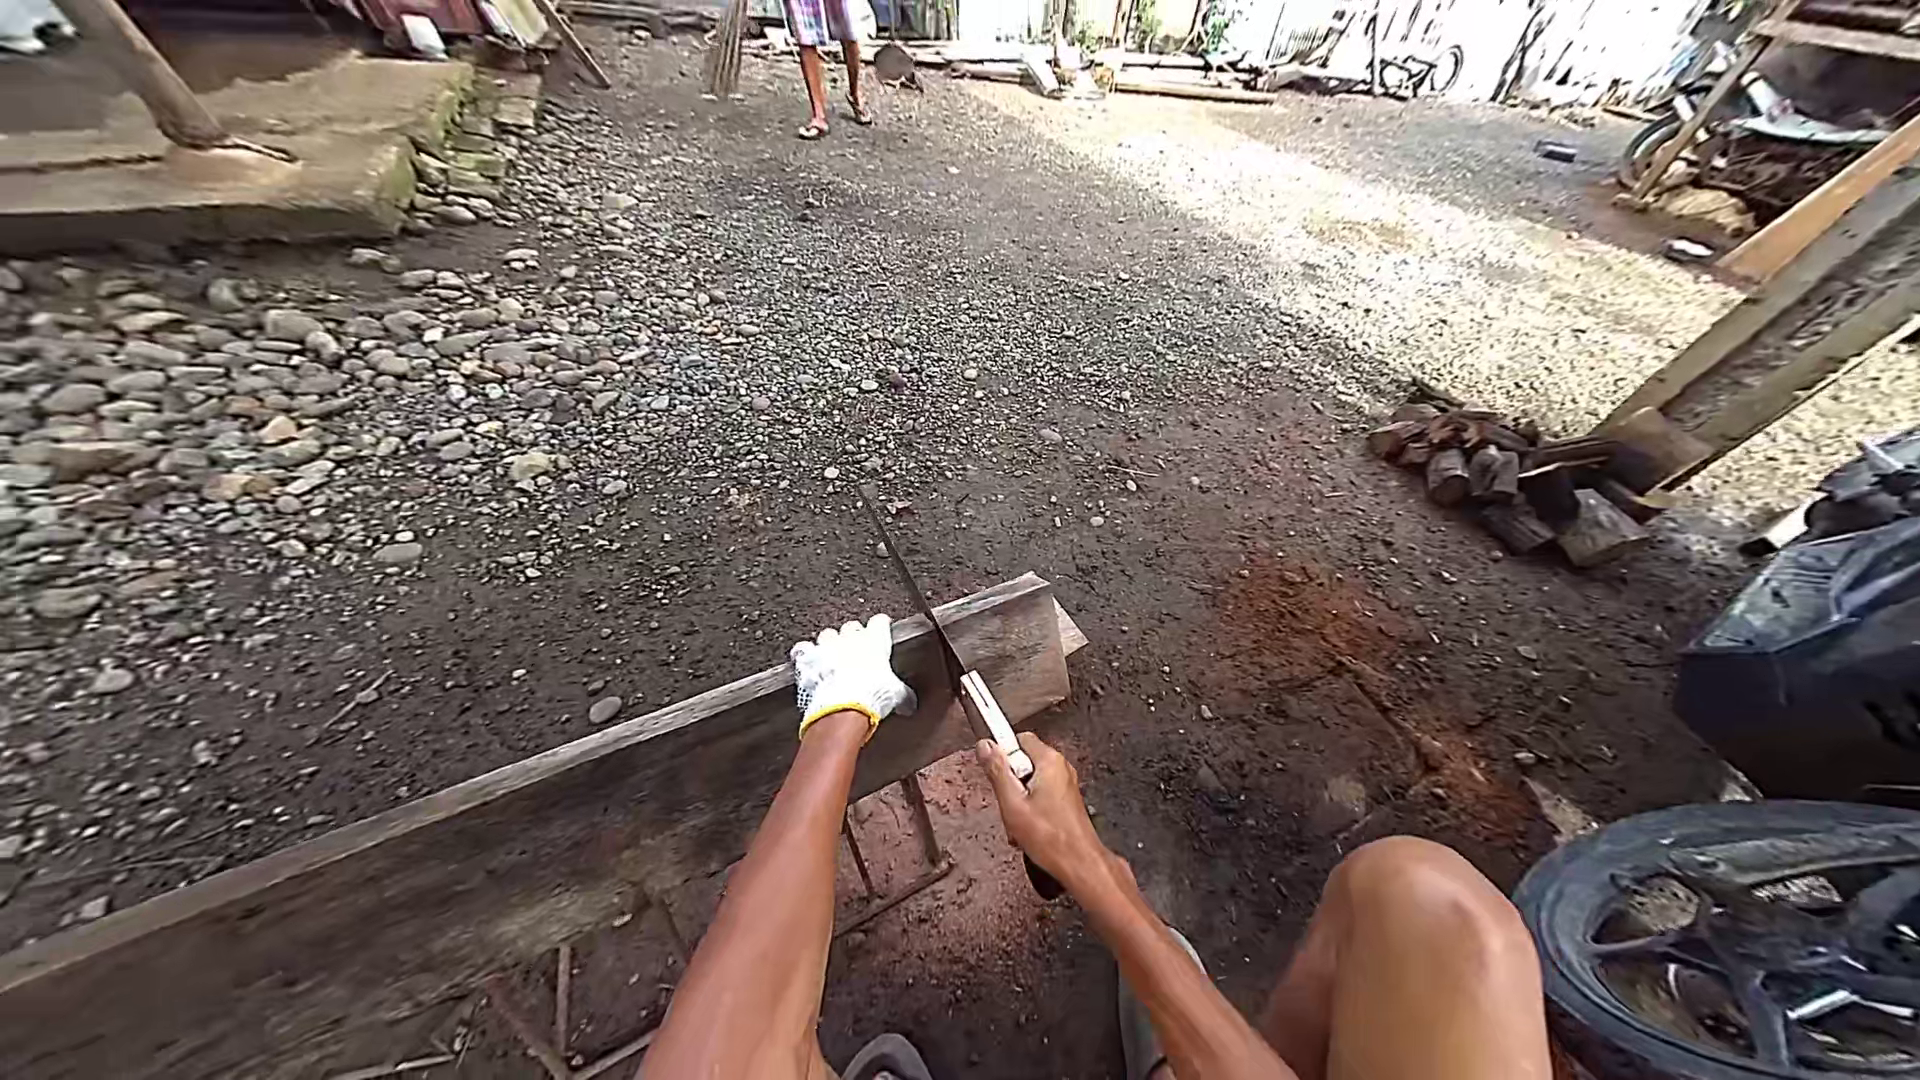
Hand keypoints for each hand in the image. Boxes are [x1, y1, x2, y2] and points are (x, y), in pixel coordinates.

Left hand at [790, 614, 916, 740]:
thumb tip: (910, 705)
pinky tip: (808, 662)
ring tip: (831, 656)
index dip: (880, 627)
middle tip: (855, 651)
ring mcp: (828, 645)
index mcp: (875, 639)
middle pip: (851, 626)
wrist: (844, 706)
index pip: (880, 621)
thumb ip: (903, 694)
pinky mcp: (809, 657)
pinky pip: (803, 649)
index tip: (881, 631)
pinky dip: (804, 655)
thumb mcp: (896, 694)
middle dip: (852, 636)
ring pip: (827, 634)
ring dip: (829, 643)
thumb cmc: (873, 694)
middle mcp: (851, 636)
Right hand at [976, 732, 1118, 889]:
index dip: (1002, 756)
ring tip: (1020, 819)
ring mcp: (1065, 783)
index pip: (1018, 739)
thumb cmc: (1052, 839)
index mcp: (1049, 761)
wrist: (1080, 865)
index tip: (996, 773)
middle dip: (1011, 782)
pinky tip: (1029, 827)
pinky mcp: (1066, 798)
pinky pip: (1041, 793)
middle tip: (1011, 802)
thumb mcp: (1012, 804)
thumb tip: (985, 746)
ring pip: (1030, 780)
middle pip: (1023, 761)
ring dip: (1020, 798)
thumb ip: (997, 771)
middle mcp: (1060, 767)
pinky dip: (1031, 807)